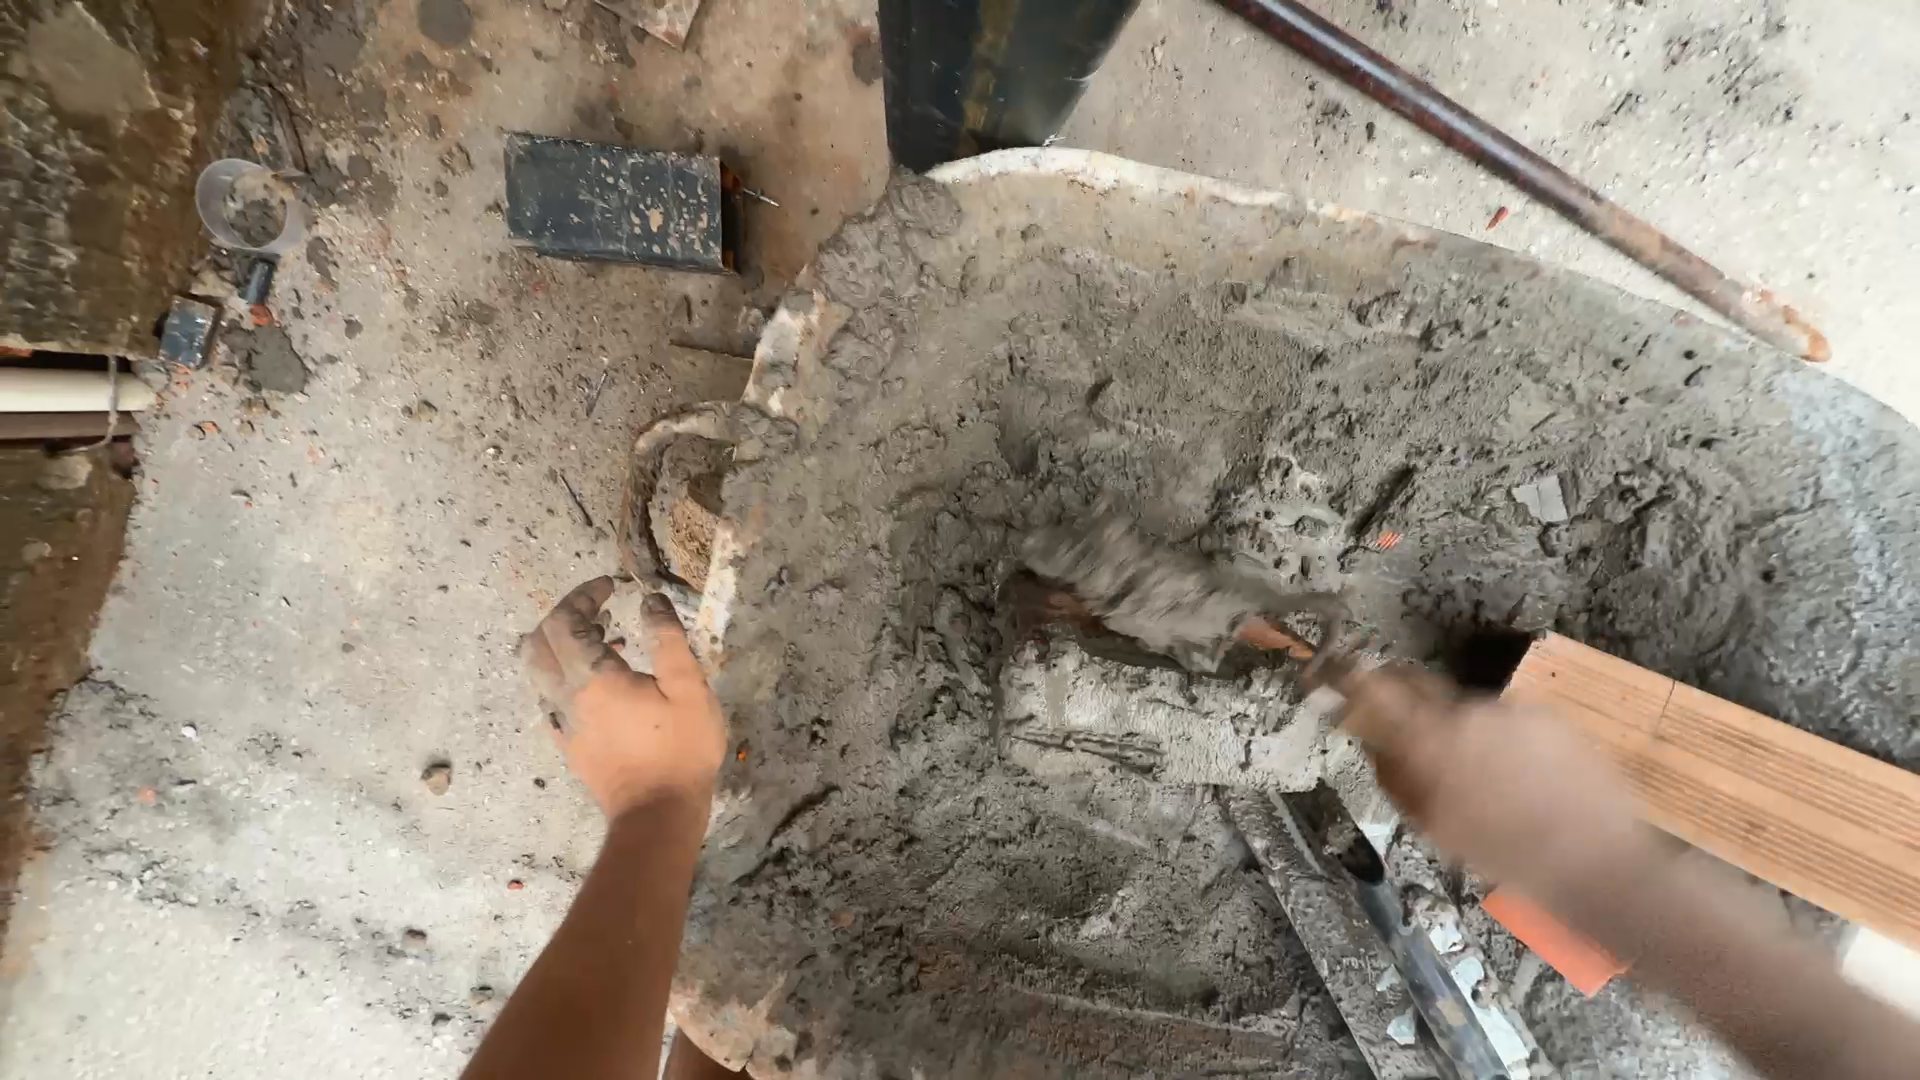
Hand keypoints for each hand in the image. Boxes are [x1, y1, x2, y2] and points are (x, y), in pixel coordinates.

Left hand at [518, 578, 726, 818]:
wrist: (657, 813)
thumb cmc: (680, 749)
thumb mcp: (688, 688)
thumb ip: (667, 639)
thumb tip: (650, 600)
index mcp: (592, 679)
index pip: (565, 622)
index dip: (583, 595)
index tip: (611, 586)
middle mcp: (564, 697)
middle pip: (537, 642)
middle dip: (564, 614)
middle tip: (601, 606)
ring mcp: (560, 722)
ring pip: (537, 669)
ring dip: (561, 642)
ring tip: (606, 636)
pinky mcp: (566, 740)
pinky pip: (549, 693)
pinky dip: (565, 669)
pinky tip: (602, 677)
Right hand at [1337, 667, 1645, 896]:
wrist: (1602, 865)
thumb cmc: (1503, 854)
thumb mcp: (1430, 824)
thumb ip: (1393, 774)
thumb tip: (1372, 741)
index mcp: (1426, 738)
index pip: (1371, 688)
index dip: (1348, 678)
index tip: (1336, 677)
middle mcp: (1463, 711)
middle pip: (1416, 686)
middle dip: (1407, 703)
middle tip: (1419, 736)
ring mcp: (1510, 710)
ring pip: (1466, 709)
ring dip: (1464, 729)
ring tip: (1490, 775)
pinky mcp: (1549, 716)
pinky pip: (1509, 718)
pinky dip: (1505, 738)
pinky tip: (1525, 774)